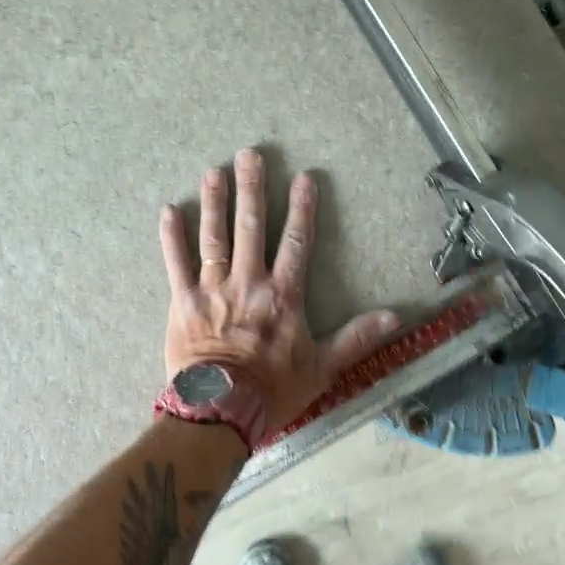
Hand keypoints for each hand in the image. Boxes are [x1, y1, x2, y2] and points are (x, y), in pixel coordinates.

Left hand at [158, 149, 400, 434]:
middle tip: (250, 155)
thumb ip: (355, 338)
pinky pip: (176, 263)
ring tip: (214, 171)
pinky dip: (172, 237)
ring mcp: (213, 289)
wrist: (221, 410)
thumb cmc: (273, 391)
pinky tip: (169, 211)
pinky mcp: (184, 302)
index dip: (302, 208)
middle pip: (251, 228)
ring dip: (214, 202)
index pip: (297, 242)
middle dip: (252, 189)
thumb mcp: (323, 368)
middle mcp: (249, 283)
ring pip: (214, 237)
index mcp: (283, 296)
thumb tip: (395, 318)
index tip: (304, 178)